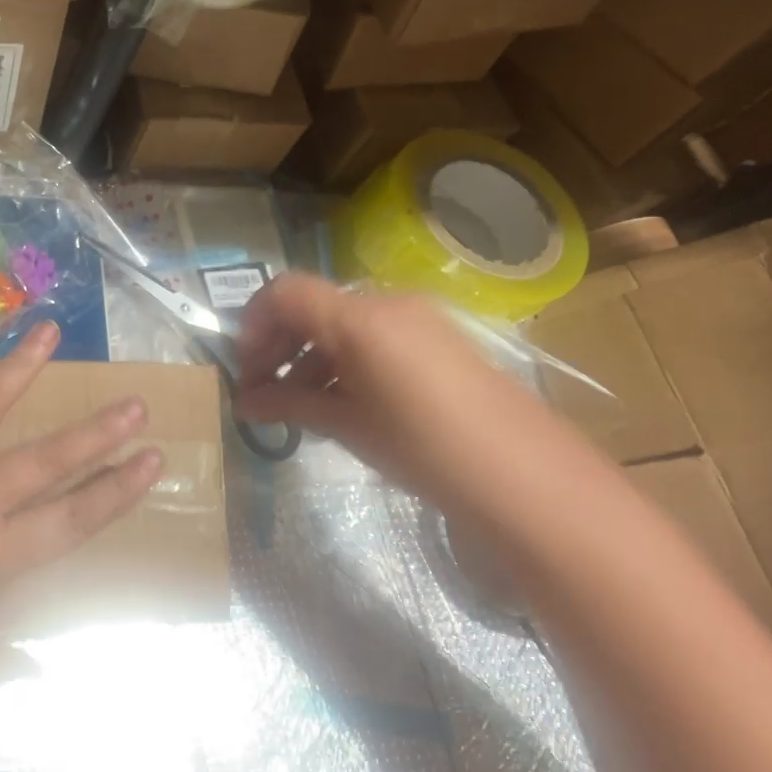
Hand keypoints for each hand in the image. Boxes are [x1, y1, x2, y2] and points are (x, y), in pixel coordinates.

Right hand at [234, 273, 561, 510]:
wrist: (526, 479)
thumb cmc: (424, 449)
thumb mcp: (347, 425)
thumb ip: (290, 403)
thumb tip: (244, 402)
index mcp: (361, 318)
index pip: (284, 292)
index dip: (253, 325)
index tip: (246, 370)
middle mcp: (388, 305)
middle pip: (312, 305)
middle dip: (278, 343)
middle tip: (263, 391)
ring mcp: (419, 320)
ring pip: (343, 322)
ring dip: (310, 355)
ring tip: (300, 406)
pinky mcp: (440, 340)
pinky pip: (375, 336)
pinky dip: (345, 359)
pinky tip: (343, 403)